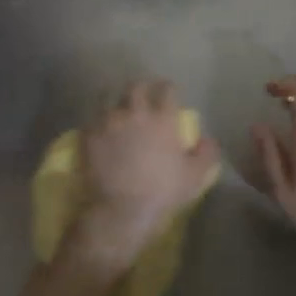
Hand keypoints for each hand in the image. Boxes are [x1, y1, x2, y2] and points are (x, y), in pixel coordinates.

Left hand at [68, 80, 220, 269]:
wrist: (122, 208)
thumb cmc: (163, 191)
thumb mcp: (195, 175)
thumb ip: (206, 153)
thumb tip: (207, 138)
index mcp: (162, 119)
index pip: (167, 90)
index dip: (169, 88)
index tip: (169, 92)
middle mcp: (134, 113)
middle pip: (135, 87)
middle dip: (141, 87)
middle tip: (143, 94)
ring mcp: (108, 122)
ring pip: (108, 97)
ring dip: (115, 98)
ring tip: (117, 106)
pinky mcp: (89, 135)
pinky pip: (91, 118)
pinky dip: (97, 119)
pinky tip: (99, 126)